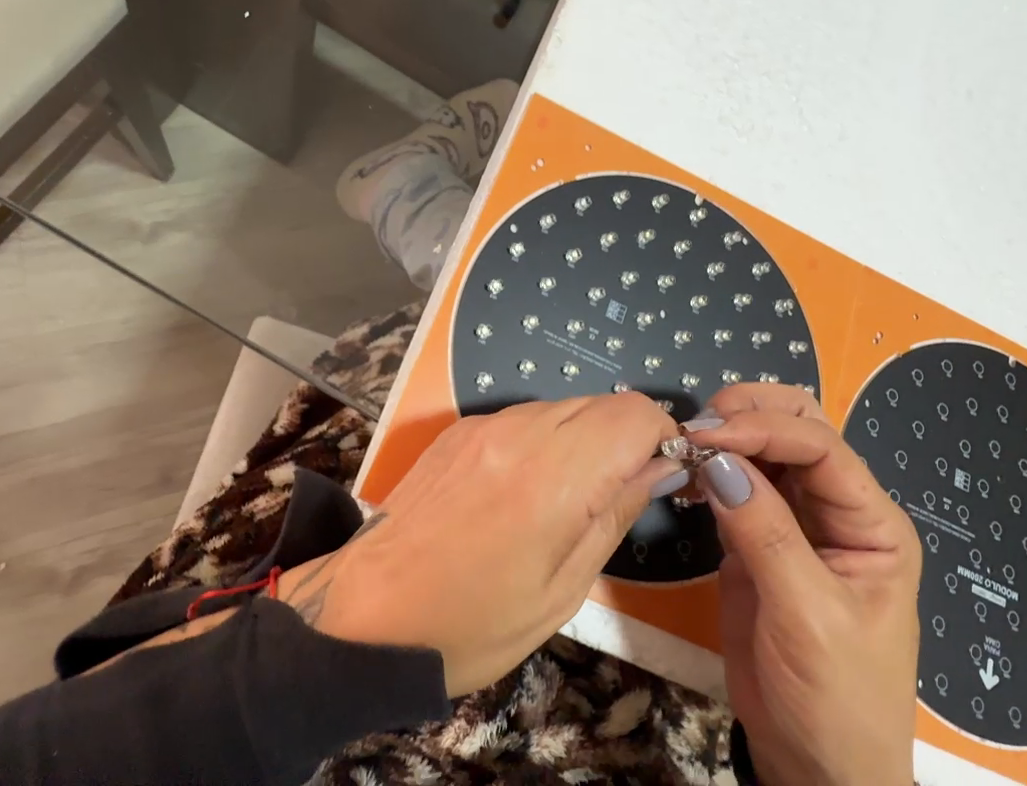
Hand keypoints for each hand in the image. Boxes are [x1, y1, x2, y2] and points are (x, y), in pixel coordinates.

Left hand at [281, 393, 680, 695]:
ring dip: (584, 439)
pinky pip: (523, 417)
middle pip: (601, 403)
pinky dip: (545, 440)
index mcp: (552, 474)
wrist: (364, 613)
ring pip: (564, 406)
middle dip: (625, 439)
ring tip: (567, 501)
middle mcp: (518, 430)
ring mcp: (482, 424)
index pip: (635, 413)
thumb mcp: (562, 589)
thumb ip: (616, 513)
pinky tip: (526, 491)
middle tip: (616, 496)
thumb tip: (661, 465)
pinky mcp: (457, 430)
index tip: (659, 479)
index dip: (661, 439)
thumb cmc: (471, 623)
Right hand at [692, 384, 921, 785]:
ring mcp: (794, 523)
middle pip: (798, 429)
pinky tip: (687, 478)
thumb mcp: (809, 617)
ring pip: (763, 450)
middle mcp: (835, 510)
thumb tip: (719, 460)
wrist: (816, 764)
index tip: (709, 435)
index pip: (821, 447)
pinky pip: (735, 486)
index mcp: (871, 523)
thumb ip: (766, 534)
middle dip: (749, 415)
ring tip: (685, 449)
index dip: (765, 428)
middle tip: (697, 430)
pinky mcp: (756, 541)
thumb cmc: (836, 697)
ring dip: (726, 438)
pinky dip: (710, 472)